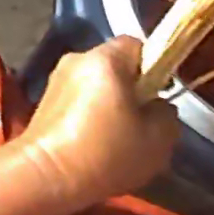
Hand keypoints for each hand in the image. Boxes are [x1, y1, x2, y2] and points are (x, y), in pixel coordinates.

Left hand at [22, 37, 177, 203]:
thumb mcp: (158, 139)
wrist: (50, 170)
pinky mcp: (47, 93)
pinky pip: (80, 90)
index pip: (135, 44)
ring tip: (124, 131)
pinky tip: (100, 135)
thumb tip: (158, 103)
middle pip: (114, 61)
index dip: (155, 62)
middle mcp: (77, 58)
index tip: (163, 90)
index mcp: (104, 60)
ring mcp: (58, 74)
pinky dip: (93, 105)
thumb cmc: (108, 151)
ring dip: (112, 96)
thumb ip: (166, 113)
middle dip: (133, 84)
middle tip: (147, 116)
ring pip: (97, 77)